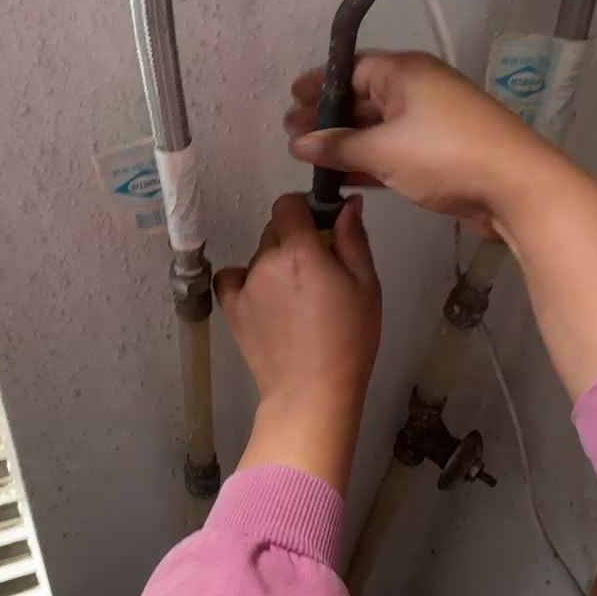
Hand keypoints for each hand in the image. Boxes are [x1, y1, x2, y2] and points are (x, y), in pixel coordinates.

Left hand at [215, 193, 381, 492]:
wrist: (312, 391)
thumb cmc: (348, 341)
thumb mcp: (366, 286)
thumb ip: (353, 239)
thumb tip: (346, 204)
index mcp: (302, 251)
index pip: (288, 205)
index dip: (304, 209)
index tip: (319, 226)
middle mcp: (267, 261)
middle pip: (274, 230)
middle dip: (293, 240)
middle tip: (316, 272)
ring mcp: (245, 285)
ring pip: (257, 256)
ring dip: (273, 264)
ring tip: (295, 300)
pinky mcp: (230, 308)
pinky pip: (231, 279)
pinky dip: (244, 282)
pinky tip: (263, 300)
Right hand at [284, 51, 546, 235]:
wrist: (514, 188)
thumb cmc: (444, 155)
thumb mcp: (383, 150)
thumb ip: (337, 146)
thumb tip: (299, 143)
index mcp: (405, 73)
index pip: (352, 68)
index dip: (320, 84)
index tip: (292, 100)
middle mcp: (417, 90)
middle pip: (363, 98)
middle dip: (328, 117)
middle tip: (293, 134)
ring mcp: (430, 122)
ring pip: (377, 128)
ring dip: (346, 142)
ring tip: (310, 158)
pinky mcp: (438, 153)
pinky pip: (392, 150)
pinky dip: (368, 161)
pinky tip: (343, 178)